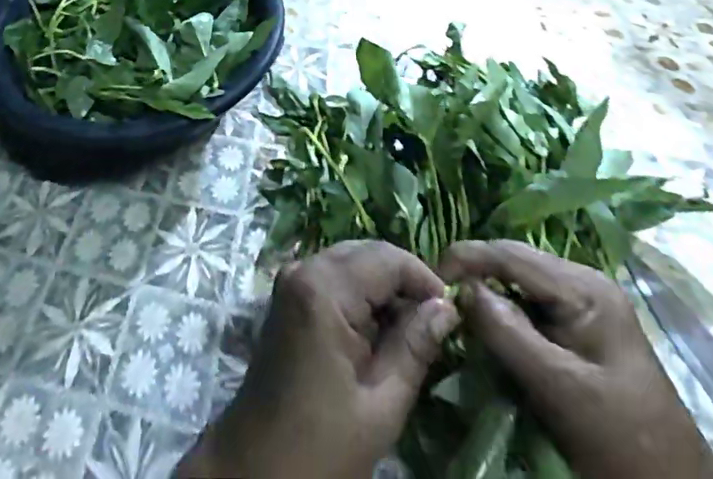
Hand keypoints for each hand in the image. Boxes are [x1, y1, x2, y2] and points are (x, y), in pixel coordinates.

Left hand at [178, 241, 458, 478]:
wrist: (258, 461)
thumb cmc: (323, 441)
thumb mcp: (382, 400)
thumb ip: (415, 346)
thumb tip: (447, 307)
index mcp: (323, 289)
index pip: (387, 257)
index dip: (425, 279)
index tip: (453, 316)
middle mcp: (302, 270)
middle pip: (366, 254)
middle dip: (404, 281)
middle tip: (436, 326)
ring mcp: (289, 282)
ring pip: (350, 263)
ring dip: (383, 289)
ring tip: (411, 335)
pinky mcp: (286, 297)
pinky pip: (332, 279)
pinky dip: (360, 296)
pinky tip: (378, 335)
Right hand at [438, 240, 712, 478]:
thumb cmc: (619, 435)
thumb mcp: (557, 385)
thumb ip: (505, 331)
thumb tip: (460, 289)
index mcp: (585, 288)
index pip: (507, 252)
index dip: (463, 259)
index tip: (429, 284)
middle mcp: (584, 282)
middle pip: (510, 258)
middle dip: (471, 272)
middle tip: (438, 298)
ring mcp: (583, 301)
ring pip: (514, 276)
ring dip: (482, 288)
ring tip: (454, 308)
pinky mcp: (577, 321)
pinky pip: (525, 297)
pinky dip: (499, 304)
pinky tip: (484, 321)